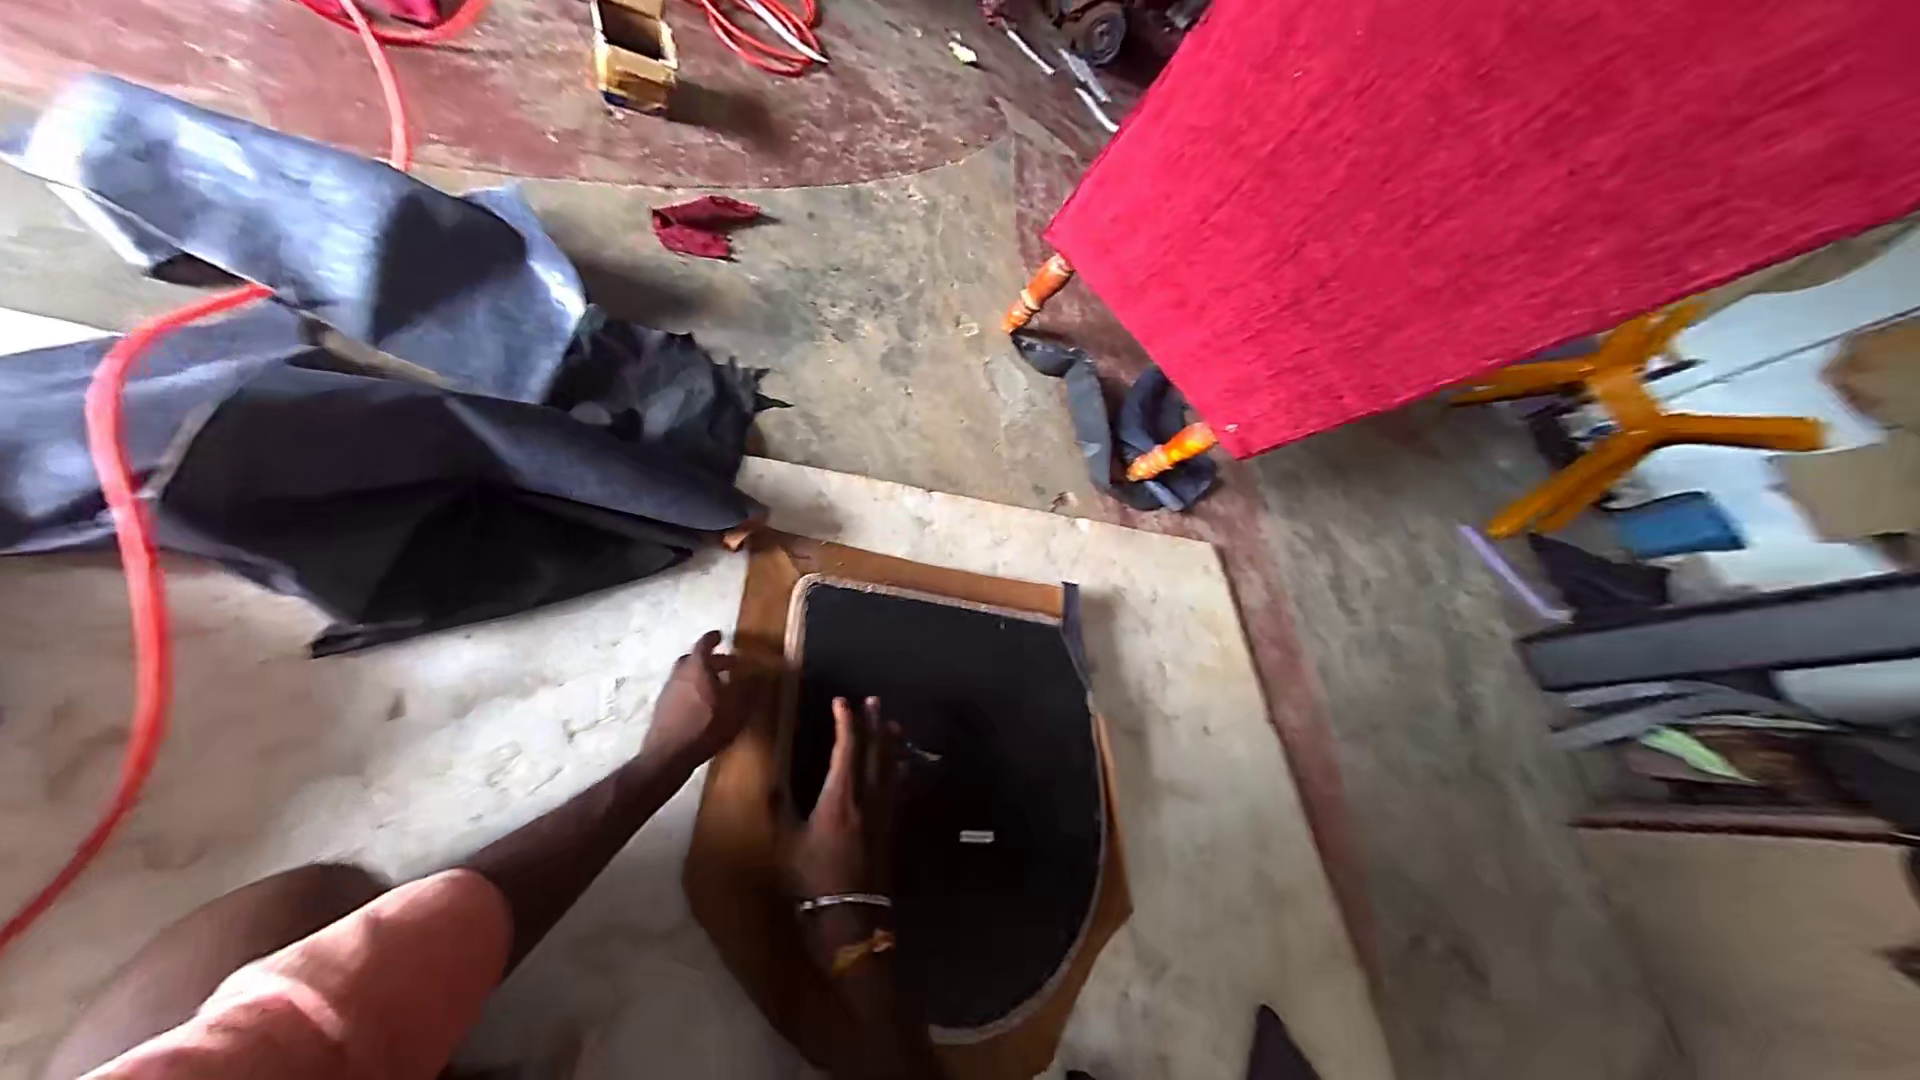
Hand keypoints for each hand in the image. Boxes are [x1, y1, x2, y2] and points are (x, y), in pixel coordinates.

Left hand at [640, 631, 742, 775]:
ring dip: (700, 676)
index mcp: (697, 667)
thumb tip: (755, 674)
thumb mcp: (736, 708)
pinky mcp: (662, 709)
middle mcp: (679, 675)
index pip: (704, 644)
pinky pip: (680, 691)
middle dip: (711, 659)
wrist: (668, 756)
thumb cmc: (706, 726)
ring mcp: (668, 692)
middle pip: (693, 659)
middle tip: (728, 665)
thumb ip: (746, 688)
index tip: (720, 635)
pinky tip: (703, 706)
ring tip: (718, 687)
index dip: (713, 638)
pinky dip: (692, 690)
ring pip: (685, 675)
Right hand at [784, 696, 898, 899]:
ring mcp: (883, 809)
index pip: (846, 746)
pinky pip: (898, 787)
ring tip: (893, 724)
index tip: (841, 702)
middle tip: (873, 700)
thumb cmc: (814, 876)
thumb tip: (771, 783)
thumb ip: (780, 809)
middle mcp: (867, 794)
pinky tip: (903, 765)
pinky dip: (900, 769)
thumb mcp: (787, 842)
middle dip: (873, 723)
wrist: (851, 911)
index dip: (845, 721)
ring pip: (890, 765)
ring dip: (890, 742)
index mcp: (840, 793)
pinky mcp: (891, 824)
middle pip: (874, 749)